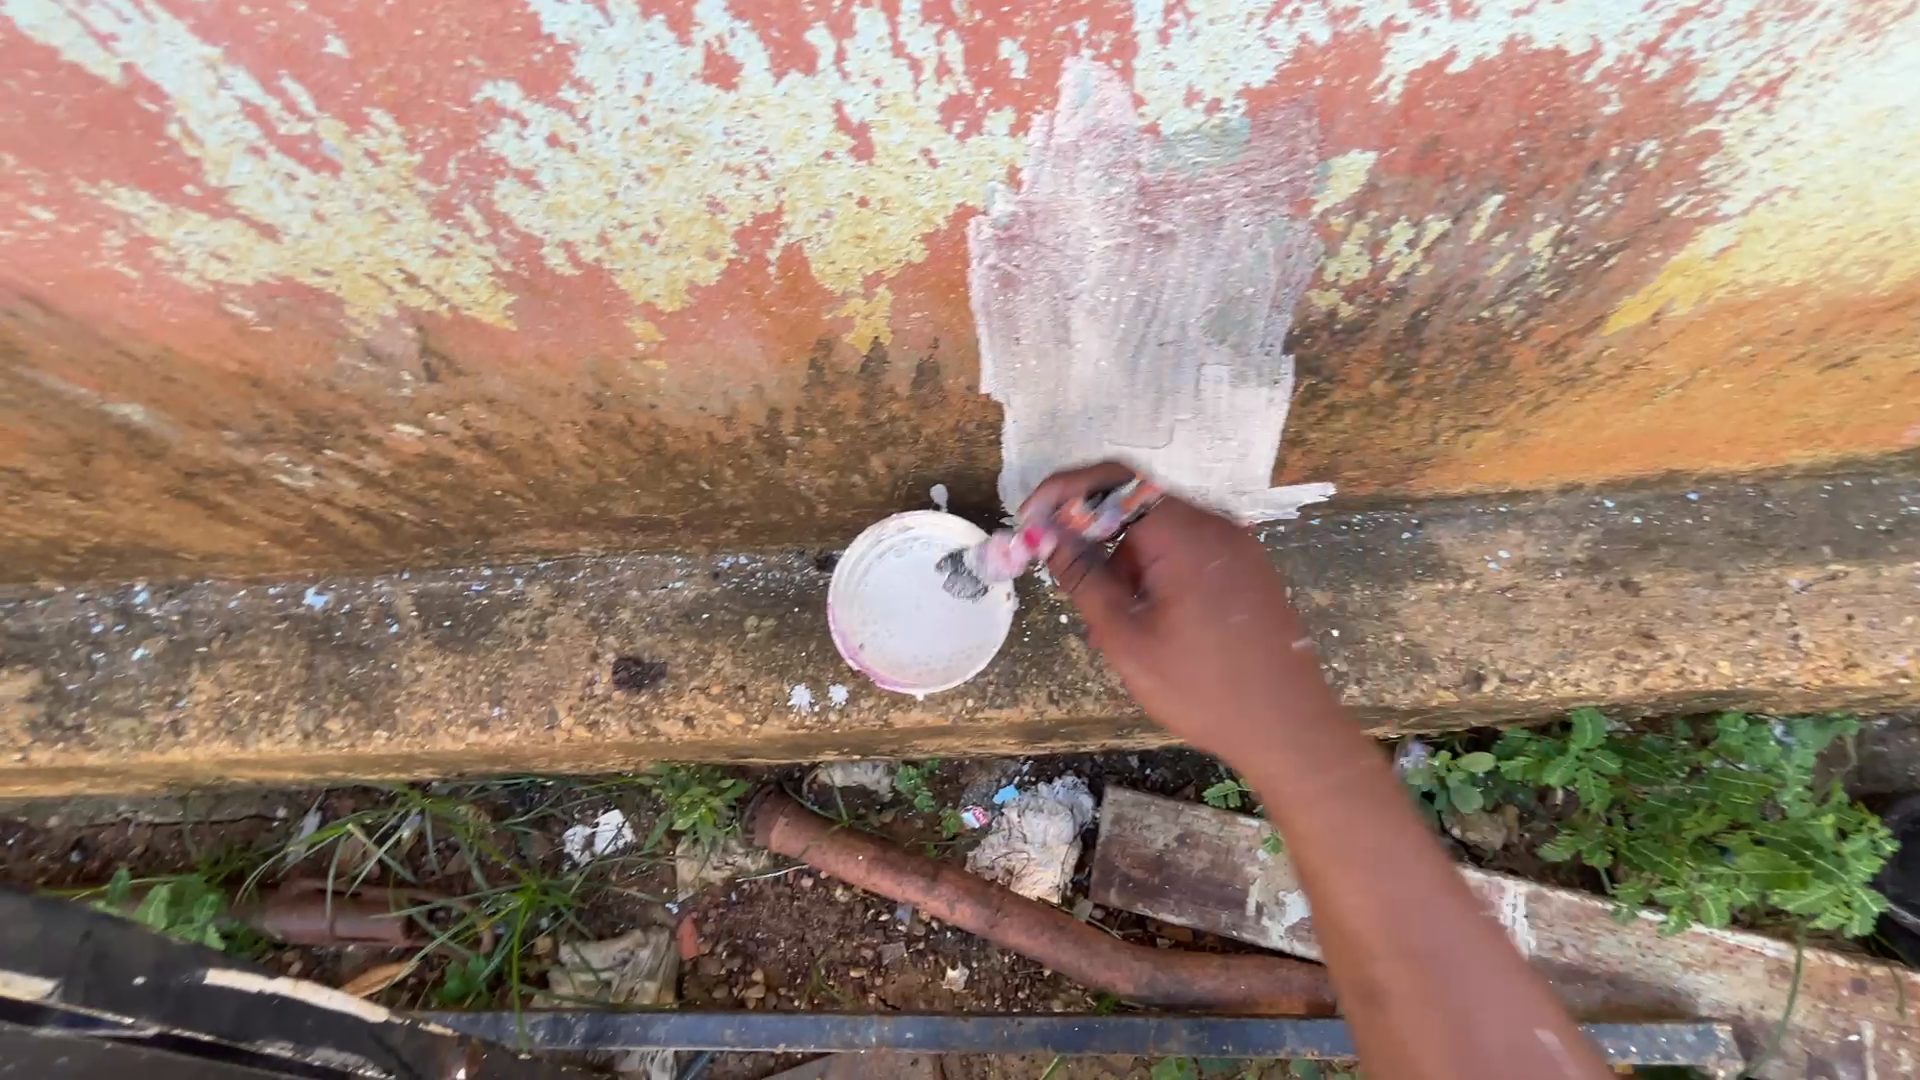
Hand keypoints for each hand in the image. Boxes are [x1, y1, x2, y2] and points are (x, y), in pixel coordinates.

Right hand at [1023, 463, 1333, 757]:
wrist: (1290, 728)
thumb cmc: (1203, 688)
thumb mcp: (1127, 636)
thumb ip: (1083, 578)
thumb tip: (1046, 537)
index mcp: (1184, 533)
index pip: (1112, 481)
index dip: (1062, 492)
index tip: (1030, 521)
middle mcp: (1214, 524)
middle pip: (1134, 505)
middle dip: (1091, 537)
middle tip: (1067, 582)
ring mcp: (1235, 544)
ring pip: (1158, 531)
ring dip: (1122, 562)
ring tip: (1111, 624)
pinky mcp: (1244, 566)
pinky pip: (1185, 550)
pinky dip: (1152, 571)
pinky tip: (1147, 619)